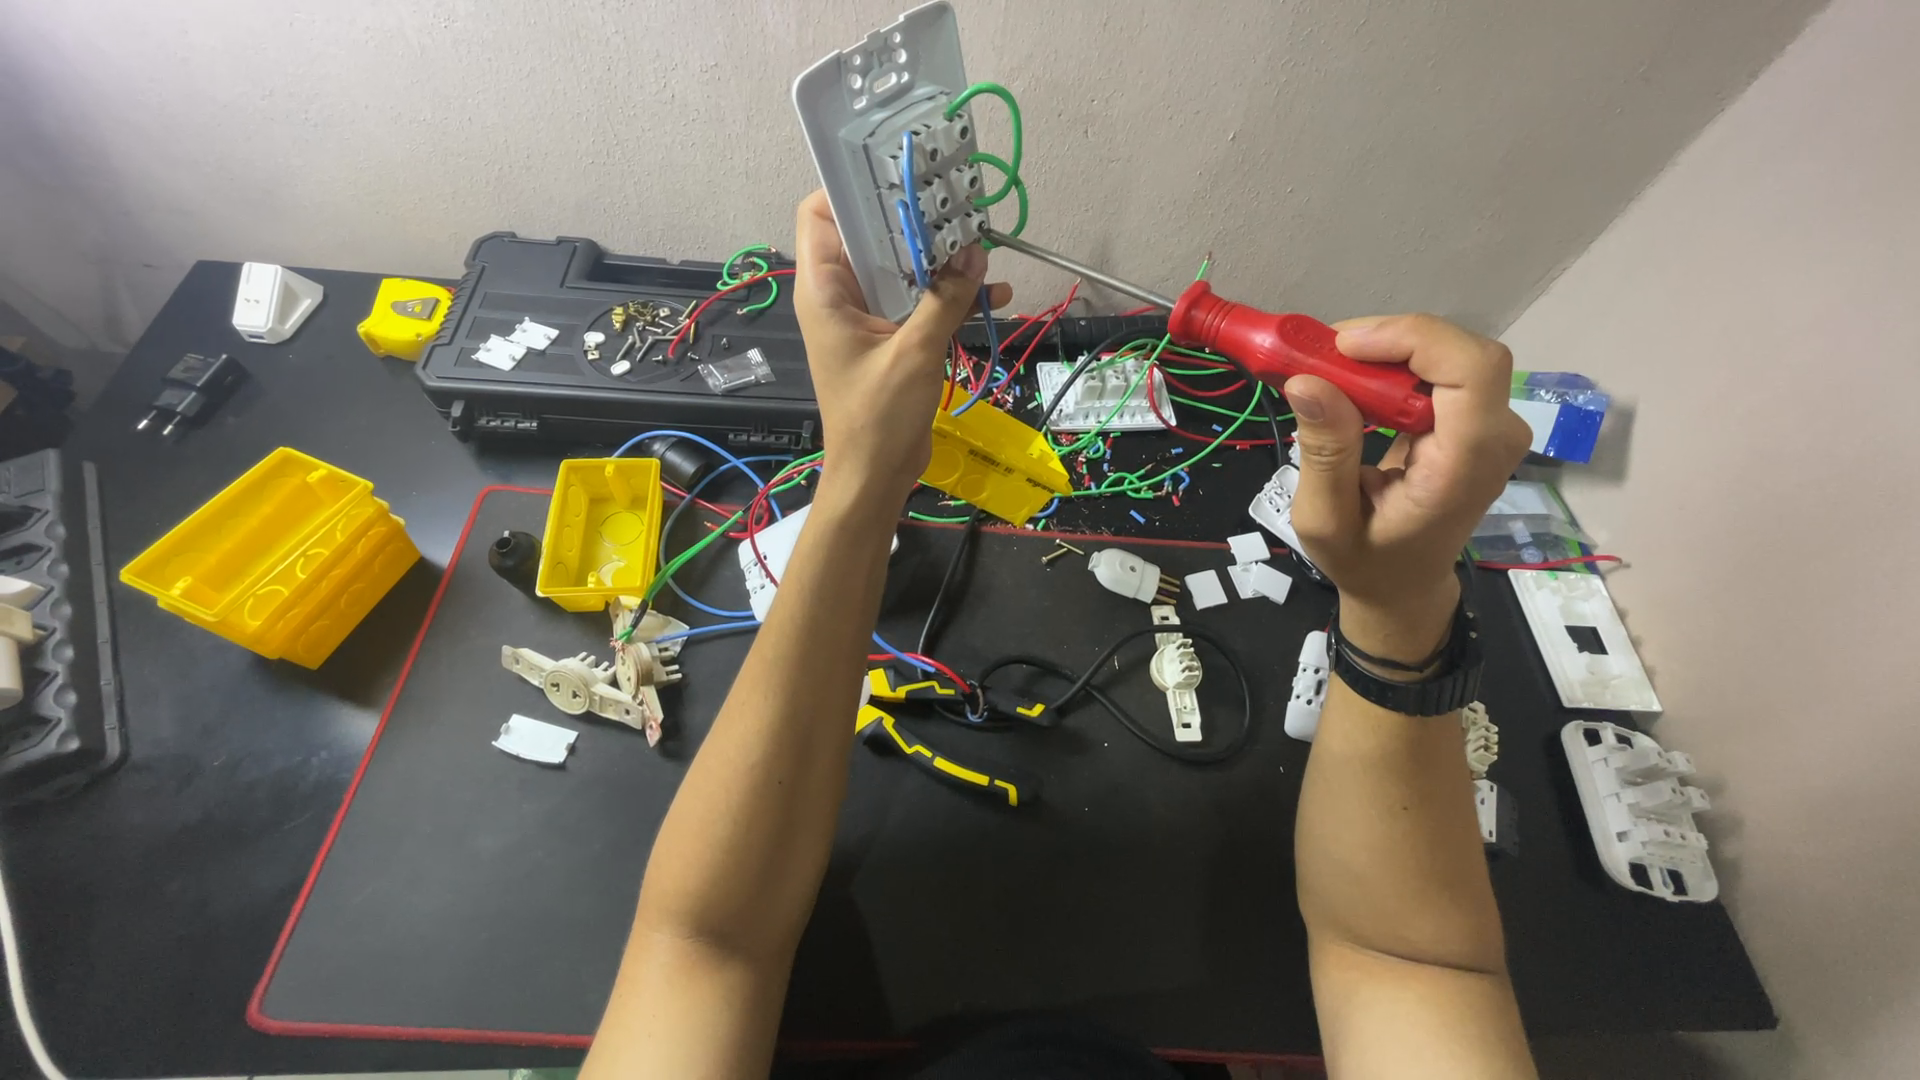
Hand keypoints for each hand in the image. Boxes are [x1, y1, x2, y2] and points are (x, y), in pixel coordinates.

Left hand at [792, 190, 1010, 510]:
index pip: (821, 212)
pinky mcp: (891, 339)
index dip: (853, 186)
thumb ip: (945, 299)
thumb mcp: (914, 353)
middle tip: (956, 203)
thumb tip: (975, 253)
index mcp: (825, 290)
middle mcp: (842, 296)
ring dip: (940, 259)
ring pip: (902, 268)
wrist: (876, 475)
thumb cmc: (879, 418)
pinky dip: (950, 297)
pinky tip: (993, 296)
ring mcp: (867, 317)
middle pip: (871, 234)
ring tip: (983, 248)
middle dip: (913, 219)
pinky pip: (919, 302)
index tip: (900, 174)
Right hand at [1284, 315, 1532, 663]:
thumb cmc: (1363, 560)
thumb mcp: (1325, 519)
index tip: (1341, 346)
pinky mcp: (1475, 422)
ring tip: (1328, 371)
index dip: (1409, 340)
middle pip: (1459, 354)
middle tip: (1320, 356)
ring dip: (1385, 353)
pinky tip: (1352, 383)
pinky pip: (1440, 372)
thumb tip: (1305, 381)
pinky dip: (1393, 366)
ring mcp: (1490, 428)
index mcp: (1463, 465)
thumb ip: (1324, 452)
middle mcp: (1494, 438)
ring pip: (1449, 356)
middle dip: (1387, 342)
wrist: (1400, 586)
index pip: (1470, 369)